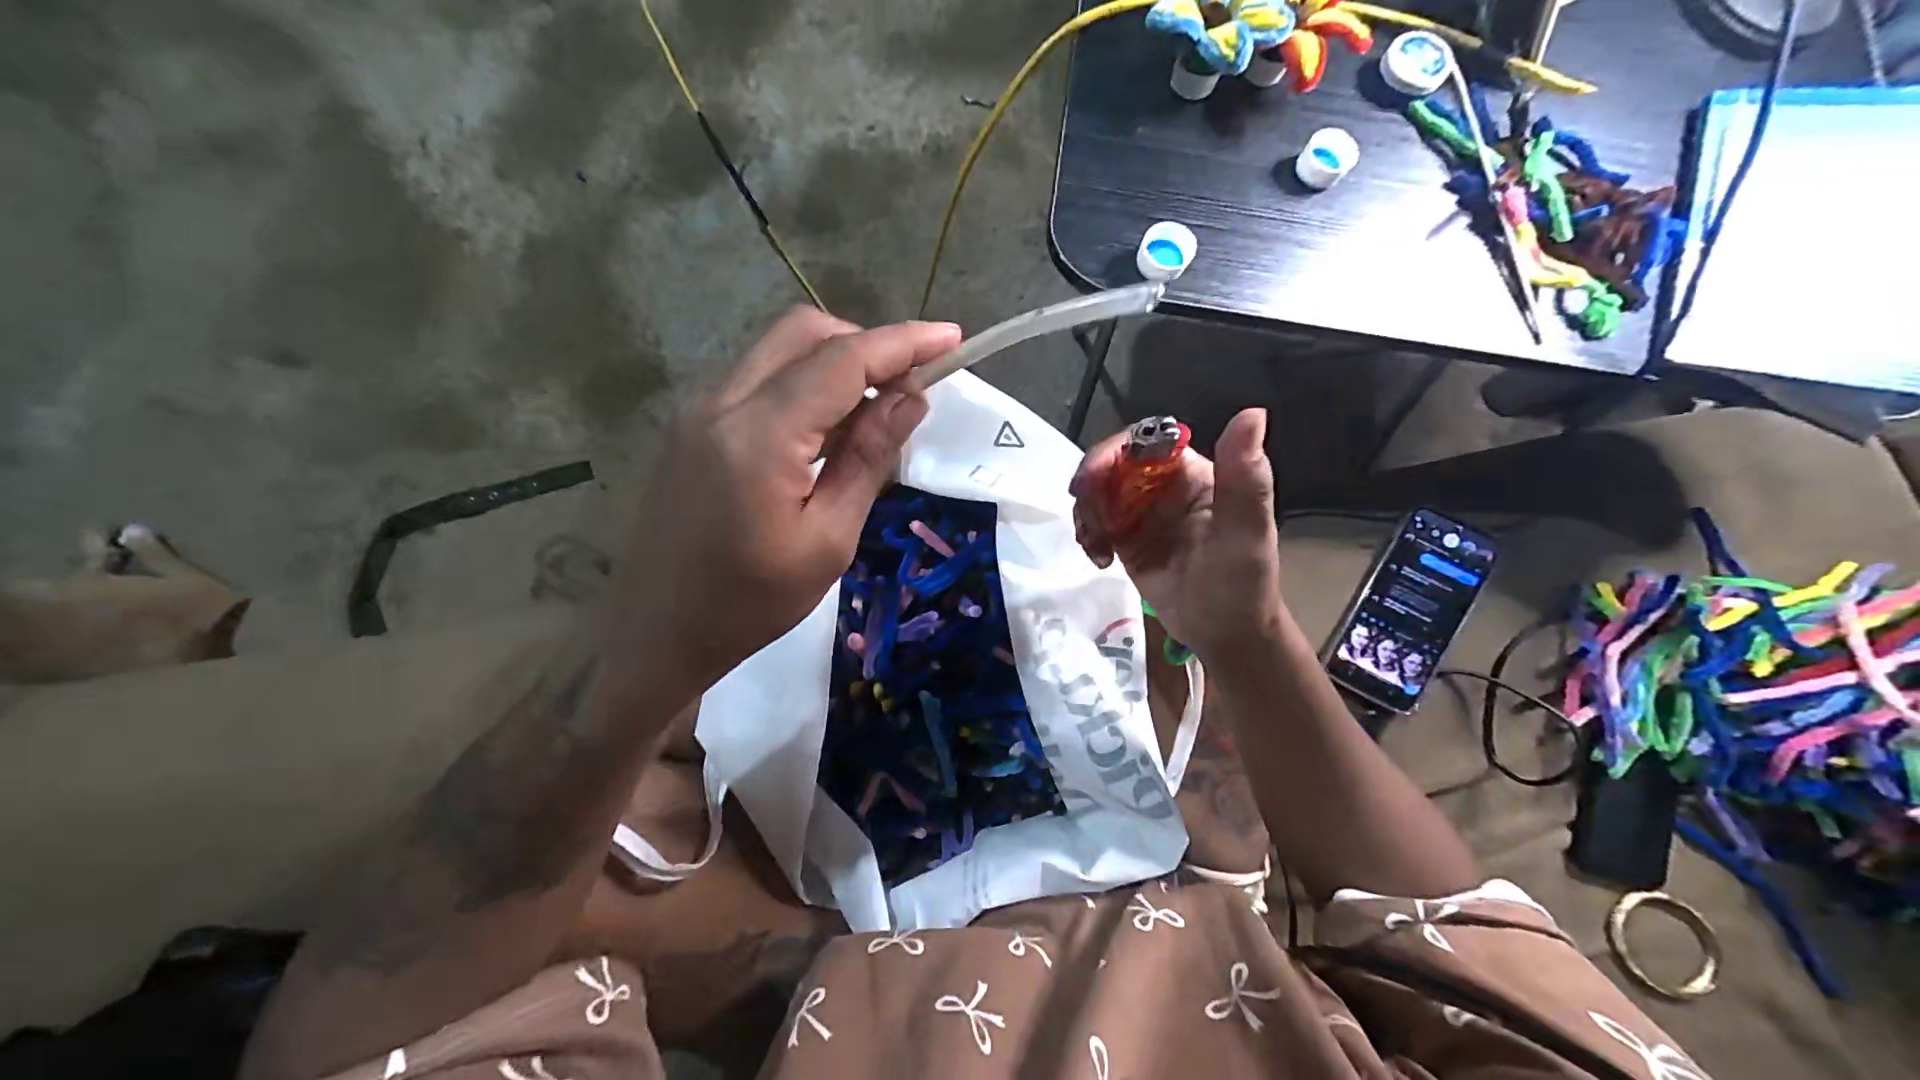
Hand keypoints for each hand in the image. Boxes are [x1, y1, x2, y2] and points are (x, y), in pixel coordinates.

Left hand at [613, 307, 960, 685]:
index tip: (952, 339)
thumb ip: (869, 459)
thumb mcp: (828, 540)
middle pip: (804, 333)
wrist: (656, 633)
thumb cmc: (749, 603)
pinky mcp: (691, 426)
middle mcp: (721, 403)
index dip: (903, 344)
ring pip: (778, 351)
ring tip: (875, 411)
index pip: (842, 361)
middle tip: (910, 384)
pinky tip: (826, 430)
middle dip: (866, 344)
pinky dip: (802, 384)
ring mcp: (698, 410)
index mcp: (757, 435)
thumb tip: (911, 398)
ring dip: (834, 363)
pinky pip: (758, 379)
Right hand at [1069, 408, 1282, 660]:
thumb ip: (1244, 476)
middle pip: (1113, 463)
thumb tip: (1253, 414)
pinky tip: (1098, 557)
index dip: (1114, 451)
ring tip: (1095, 544)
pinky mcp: (1126, 538)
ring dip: (1086, 511)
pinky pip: (1095, 522)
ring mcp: (1141, 511)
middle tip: (1085, 514)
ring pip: (1098, 491)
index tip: (1093, 477)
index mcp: (1193, 472)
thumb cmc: (1243, 582)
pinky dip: (1087, 533)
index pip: (1146, 441)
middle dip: (1091, 483)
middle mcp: (1163, 485)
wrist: (1226, 634)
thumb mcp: (1246, 530)